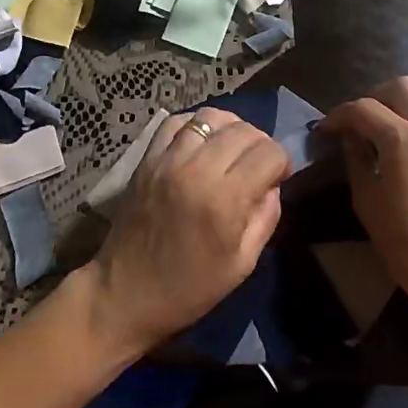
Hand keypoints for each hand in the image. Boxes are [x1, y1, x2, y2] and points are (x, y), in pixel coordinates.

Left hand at [80, 108, 287, 355]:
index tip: (278, 179)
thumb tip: (273, 184)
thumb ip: (265, 217)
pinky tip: (201, 143)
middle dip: (260, 143)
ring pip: (209, 117)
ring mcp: (166, 159)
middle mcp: (195, 169)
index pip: (268, 152)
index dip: (282, 163)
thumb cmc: (189, 288)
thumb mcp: (242, 263)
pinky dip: (194, 124)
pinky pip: (174, 122)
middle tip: (259, 165)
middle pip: (242, 130)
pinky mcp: (146, 159)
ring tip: (232, 150)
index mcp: (223, 199)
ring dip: (230, 128)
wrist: (126, 291)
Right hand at [320, 78, 407, 306]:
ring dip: (406, 106)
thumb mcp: (366, 197)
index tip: (325, 130)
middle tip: (360, 121)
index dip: (338, 116)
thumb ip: (356, 158)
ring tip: (391, 130)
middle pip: (403, 86)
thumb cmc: (404, 238)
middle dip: (376, 96)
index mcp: (403, 137)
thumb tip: (350, 138)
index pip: (362, 108)